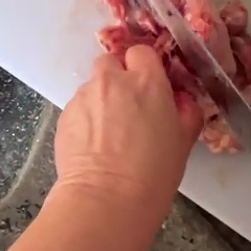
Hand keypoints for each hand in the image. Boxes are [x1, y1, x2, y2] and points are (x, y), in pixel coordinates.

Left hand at [52, 46, 203, 214]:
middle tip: (125, 106)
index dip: (143, 67)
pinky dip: (84, 117)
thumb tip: (181, 100)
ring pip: (92, 85)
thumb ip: (185, 112)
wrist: (106, 199)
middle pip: (110, 62)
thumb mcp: (183, 142)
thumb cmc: (153, 173)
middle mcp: (113, 81)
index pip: (141, 52)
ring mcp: (85, 95)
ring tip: (107, 131)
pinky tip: (92, 144)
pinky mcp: (65, 113)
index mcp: (147, 82)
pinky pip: (77, 106)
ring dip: (100, 99)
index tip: (147, 87)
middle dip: (117, 77)